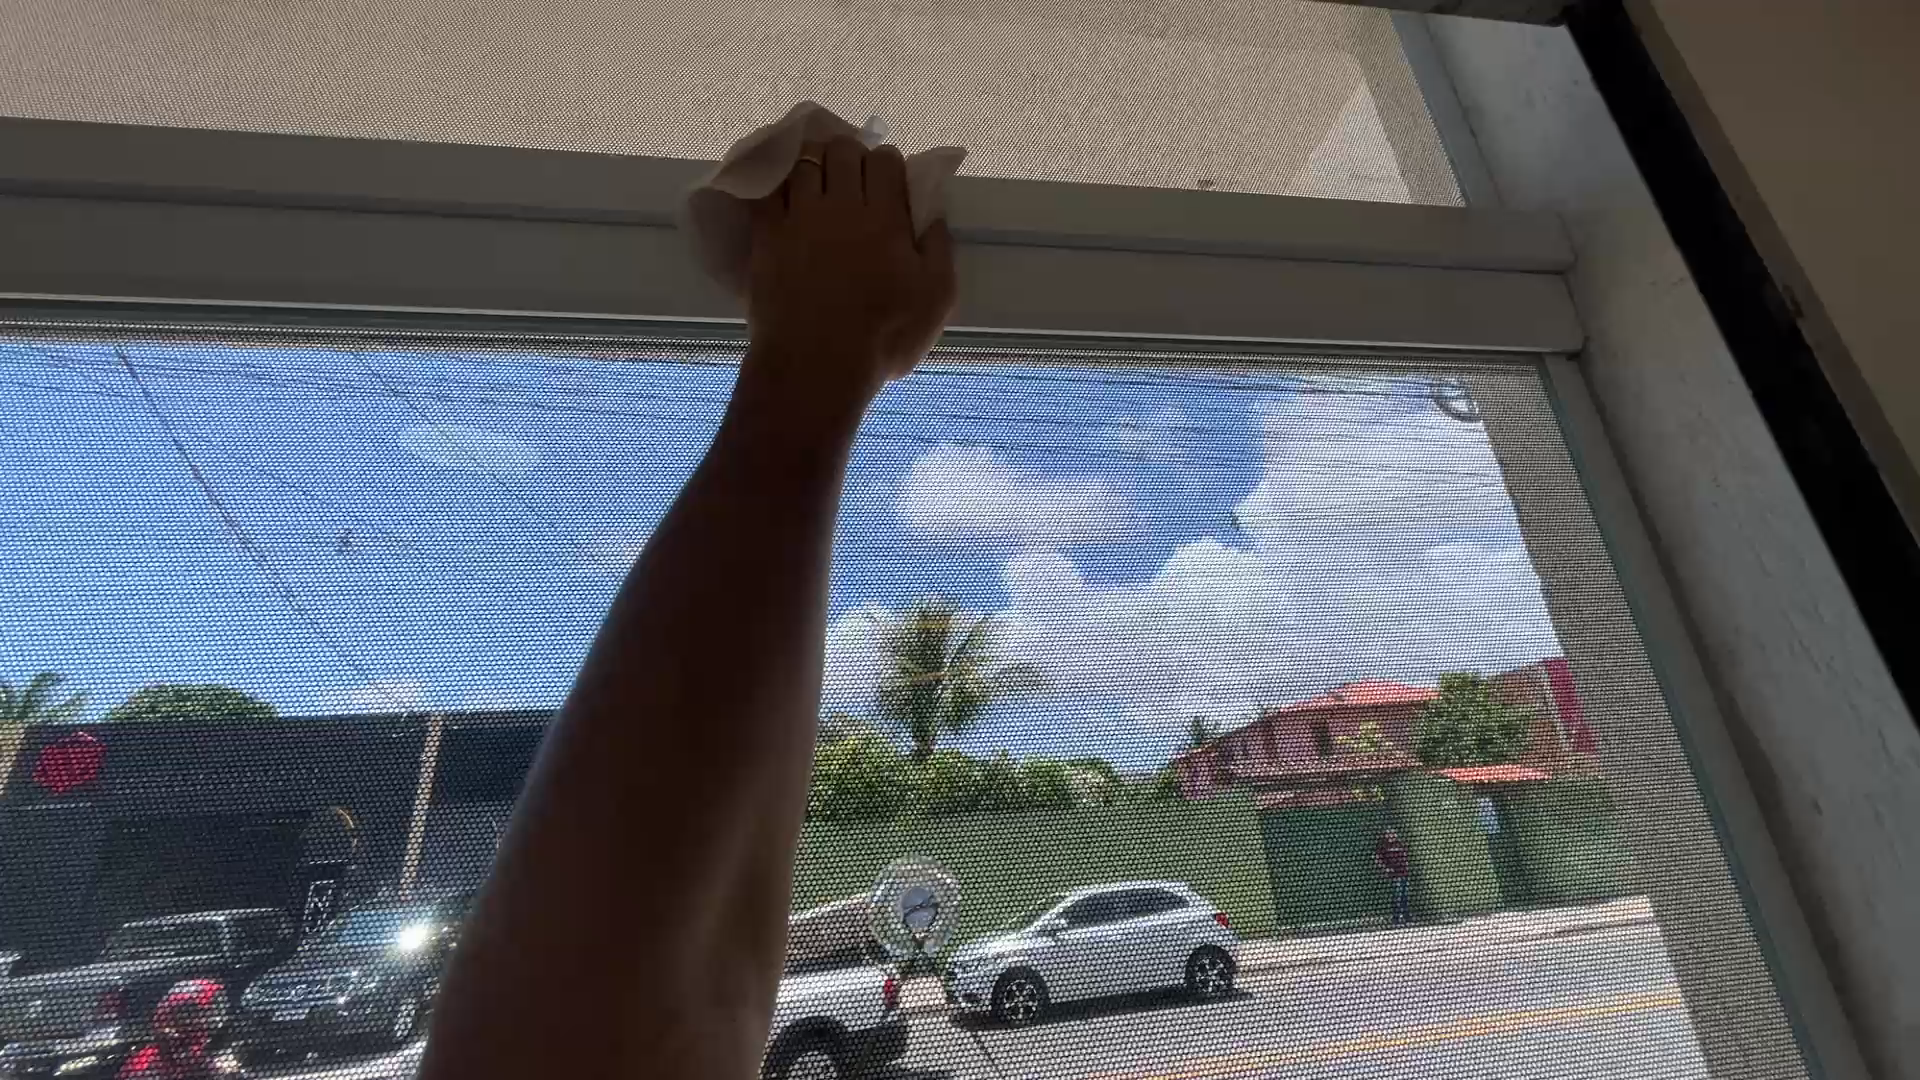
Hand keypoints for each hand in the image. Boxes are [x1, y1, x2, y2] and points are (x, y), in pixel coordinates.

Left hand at [743, 136, 956, 418]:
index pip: (885, 161)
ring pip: (804, 161)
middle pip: (843, 150)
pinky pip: (768, 189)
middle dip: (851, 157)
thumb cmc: (885, 337)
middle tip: (854, 183)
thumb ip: (940, 250)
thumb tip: (934, 214)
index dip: (889, 167)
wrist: (818, 364)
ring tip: (819, 184)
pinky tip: (785, 194)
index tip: (890, 188)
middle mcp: (841, 205)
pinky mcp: (767, 236)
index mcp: (885, 217)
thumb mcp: (937, 299)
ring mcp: (799, 217)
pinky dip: (778, 182)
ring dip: (815, 164)